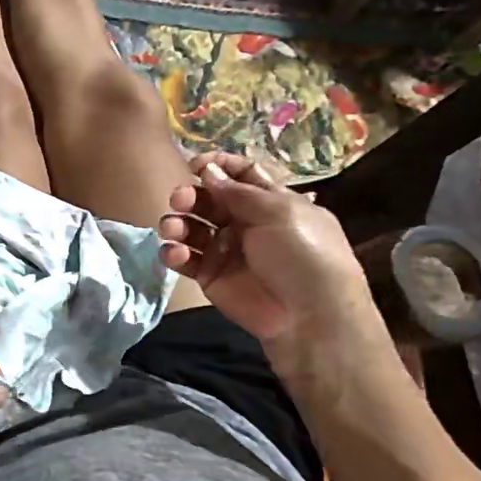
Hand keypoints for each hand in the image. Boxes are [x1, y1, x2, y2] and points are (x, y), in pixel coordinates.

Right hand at [157, 153, 378, 354]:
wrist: (307, 315)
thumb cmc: (303, 254)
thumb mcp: (278, 213)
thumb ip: (237, 191)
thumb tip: (206, 171)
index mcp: (269, 202)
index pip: (240, 174)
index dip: (218, 166)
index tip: (195, 165)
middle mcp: (244, 223)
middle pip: (207, 200)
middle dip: (190, 196)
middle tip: (180, 200)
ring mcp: (224, 249)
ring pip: (190, 228)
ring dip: (177, 224)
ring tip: (173, 230)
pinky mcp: (208, 275)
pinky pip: (183, 258)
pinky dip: (174, 253)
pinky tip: (177, 254)